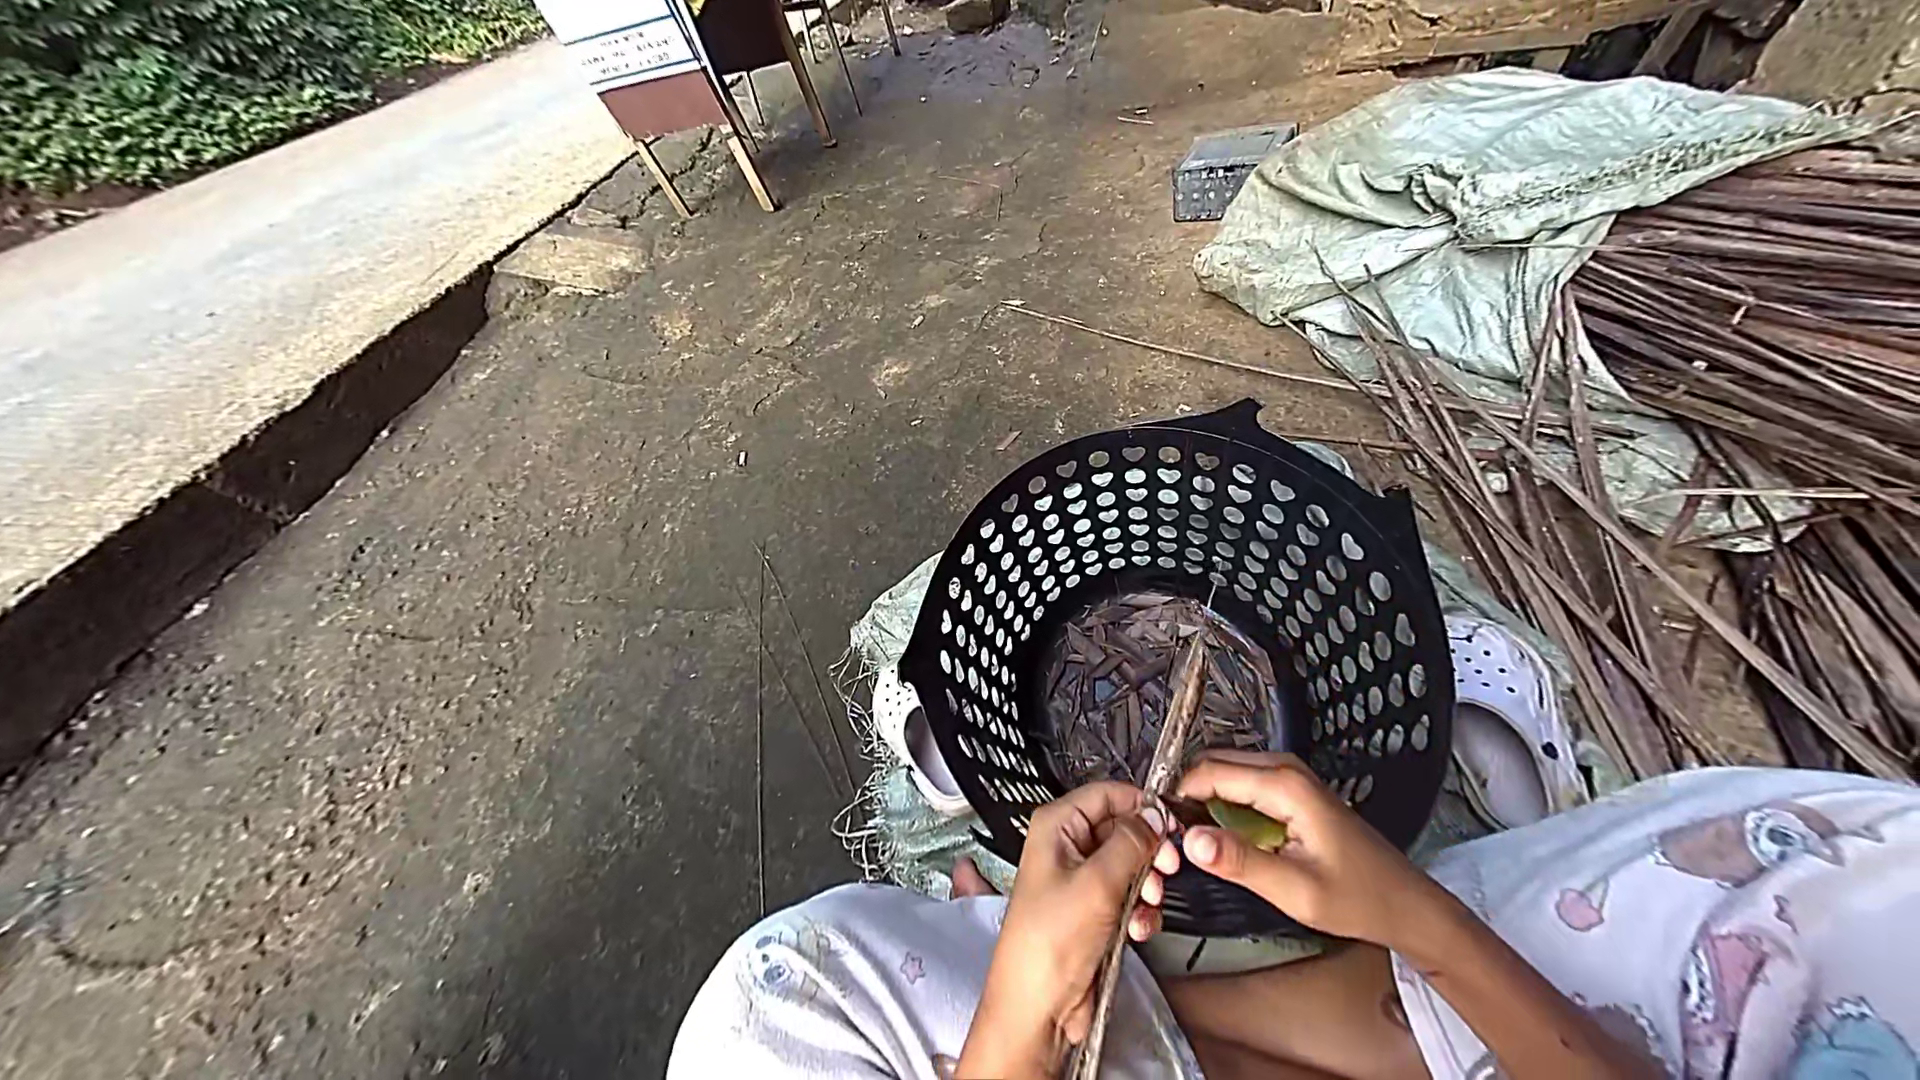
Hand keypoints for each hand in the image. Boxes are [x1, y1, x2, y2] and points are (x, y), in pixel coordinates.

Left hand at [958, 782, 1178, 1078]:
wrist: (1038, 1006)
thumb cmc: (1048, 942)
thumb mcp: (1097, 883)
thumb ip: (1131, 843)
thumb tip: (1154, 813)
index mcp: (1056, 825)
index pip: (1106, 794)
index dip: (1140, 805)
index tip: (1171, 823)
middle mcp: (1067, 845)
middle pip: (1122, 828)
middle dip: (1148, 850)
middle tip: (1167, 868)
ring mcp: (1080, 877)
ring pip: (1130, 862)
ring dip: (1147, 884)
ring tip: (1147, 903)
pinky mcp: (1093, 907)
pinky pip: (1127, 893)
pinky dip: (1139, 909)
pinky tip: (1137, 927)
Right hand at [1174, 750, 1444, 949]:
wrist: (1406, 904)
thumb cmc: (1359, 898)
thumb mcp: (1295, 891)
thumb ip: (1239, 862)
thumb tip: (1190, 840)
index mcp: (1284, 784)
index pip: (1207, 772)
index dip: (1179, 797)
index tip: (1165, 828)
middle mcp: (1283, 767)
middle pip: (1211, 765)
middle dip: (1187, 794)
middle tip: (1177, 836)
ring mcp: (1286, 773)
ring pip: (1222, 770)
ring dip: (1202, 798)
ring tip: (1199, 839)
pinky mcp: (1287, 786)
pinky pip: (1239, 781)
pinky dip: (1221, 802)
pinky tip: (1224, 835)